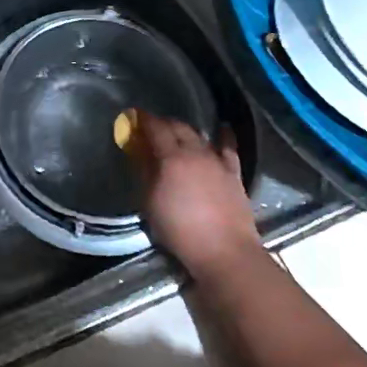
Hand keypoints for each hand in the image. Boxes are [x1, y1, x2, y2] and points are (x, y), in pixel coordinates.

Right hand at [121, 110, 260, 276]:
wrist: (225, 252)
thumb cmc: (179, 228)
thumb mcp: (149, 201)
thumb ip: (144, 171)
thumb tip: (138, 151)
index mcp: (171, 157)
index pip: (155, 127)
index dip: (142, 119)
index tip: (132, 115)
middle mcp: (195, 152)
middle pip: (178, 127)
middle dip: (162, 123)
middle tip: (150, 127)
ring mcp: (217, 162)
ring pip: (199, 136)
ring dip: (185, 131)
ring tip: (176, 133)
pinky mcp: (233, 174)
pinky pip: (229, 149)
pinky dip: (224, 136)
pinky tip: (223, 129)